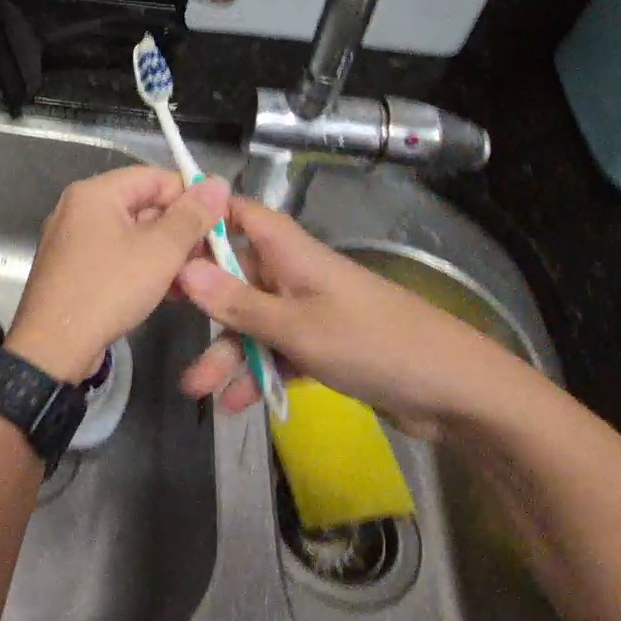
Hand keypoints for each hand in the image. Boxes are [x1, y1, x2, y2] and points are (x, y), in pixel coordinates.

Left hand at [8, 167, 227, 383]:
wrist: (54, 346)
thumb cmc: (108, 289)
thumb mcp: (160, 251)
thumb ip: (192, 215)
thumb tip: (217, 182)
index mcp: (93, 193)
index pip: (153, 177)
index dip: (191, 196)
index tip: (221, 222)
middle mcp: (78, 209)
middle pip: (142, 205)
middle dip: (180, 230)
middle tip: (212, 257)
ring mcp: (72, 241)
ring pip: (132, 236)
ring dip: (166, 254)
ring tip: (196, 278)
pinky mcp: (73, 270)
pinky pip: (116, 258)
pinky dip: (143, 269)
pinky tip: (172, 292)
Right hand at [174, 195, 523, 438]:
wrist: (460, 396)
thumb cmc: (375, 346)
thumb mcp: (296, 328)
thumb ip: (237, 303)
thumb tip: (182, 269)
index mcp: (293, 255)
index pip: (240, 216)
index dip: (203, 218)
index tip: (161, 232)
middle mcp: (297, 277)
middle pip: (236, 279)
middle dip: (204, 309)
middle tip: (165, 325)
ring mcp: (311, 313)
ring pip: (253, 324)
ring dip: (227, 355)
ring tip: (198, 390)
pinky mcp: (325, 348)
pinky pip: (277, 354)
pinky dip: (258, 375)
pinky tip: (235, 405)